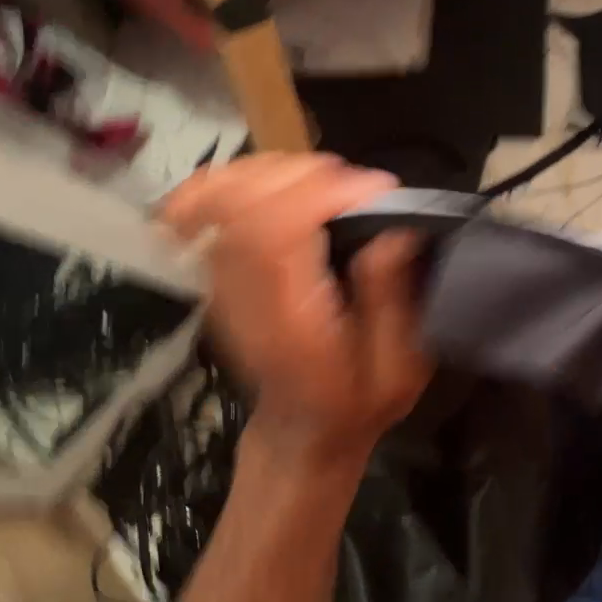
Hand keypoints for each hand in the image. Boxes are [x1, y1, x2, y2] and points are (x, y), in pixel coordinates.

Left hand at [162, 154, 432, 459]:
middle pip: (238, 203)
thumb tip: (396, 233)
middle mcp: (239, 295)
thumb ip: (392, 301)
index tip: (377, 189)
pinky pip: (202, 205)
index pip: (271, 233)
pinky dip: (236, 178)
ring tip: (330, 184)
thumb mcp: (400, 367)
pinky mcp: (214, 270)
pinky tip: (278, 181)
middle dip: (304, 174)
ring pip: (216, 195)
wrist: (303, 431)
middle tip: (360, 186)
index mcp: (288, 323)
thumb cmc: (358, 404)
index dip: (321, 192)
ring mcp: (217, 280)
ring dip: (276, 171)